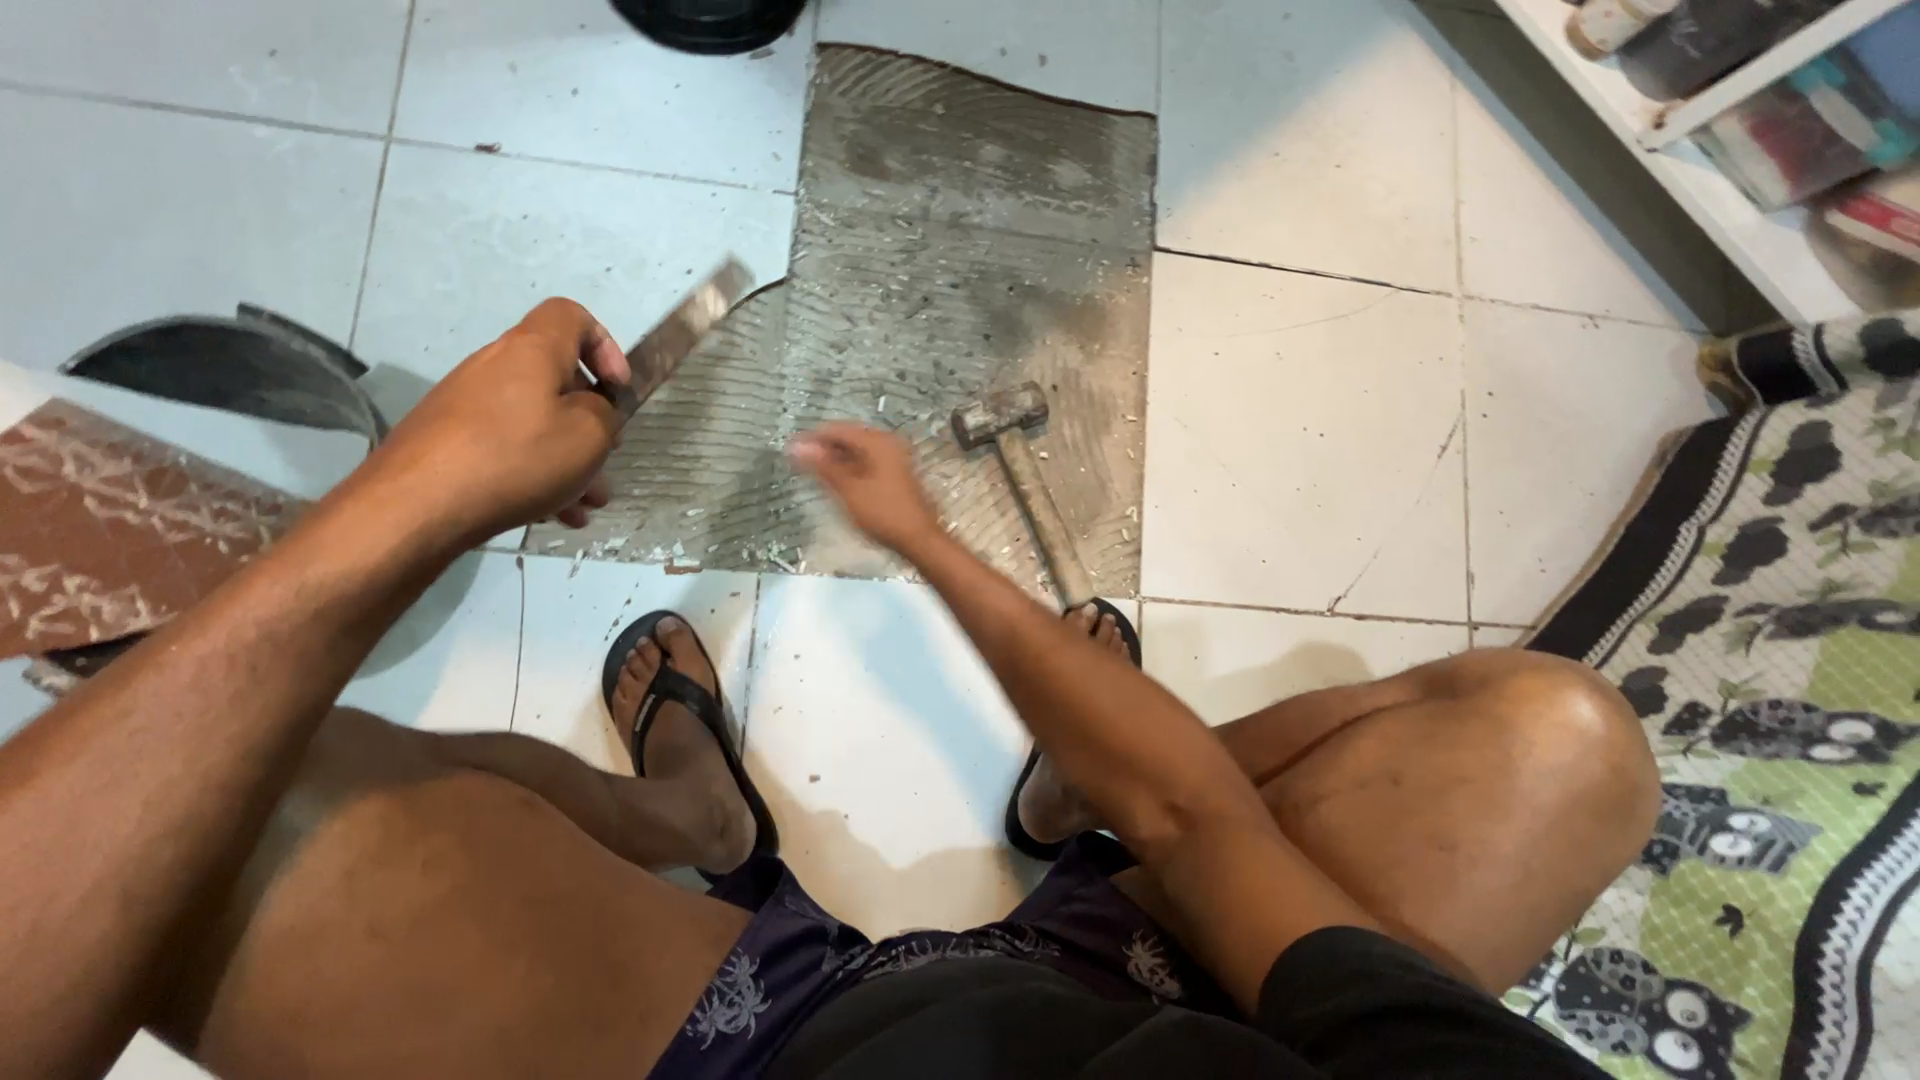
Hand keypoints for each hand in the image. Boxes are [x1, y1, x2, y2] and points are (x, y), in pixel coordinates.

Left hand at [356, 298, 629, 547]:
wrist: (417, 504)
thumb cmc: (516, 457)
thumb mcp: (589, 435)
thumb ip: (605, 414)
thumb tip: (591, 410)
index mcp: (532, 350)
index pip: (571, 316)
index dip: (605, 345)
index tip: (617, 389)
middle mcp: (496, 367)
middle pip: (556, 379)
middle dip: (591, 419)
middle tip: (609, 454)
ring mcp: (468, 405)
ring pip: (536, 422)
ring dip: (569, 459)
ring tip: (590, 502)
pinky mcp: (451, 442)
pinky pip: (509, 448)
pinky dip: (537, 474)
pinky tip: (556, 515)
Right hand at [789, 423, 942, 552]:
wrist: (919, 539)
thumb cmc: (883, 514)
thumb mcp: (848, 490)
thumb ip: (822, 465)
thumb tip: (795, 446)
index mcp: (878, 441)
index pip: (837, 429)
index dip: (812, 438)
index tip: (790, 450)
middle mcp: (888, 443)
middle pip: (848, 438)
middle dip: (824, 449)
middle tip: (799, 463)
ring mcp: (894, 458)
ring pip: (857, 452)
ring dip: (836, 460)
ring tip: (813, 474)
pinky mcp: (896, 474)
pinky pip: (867, 462)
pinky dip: (850, 469)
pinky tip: (836, 482)